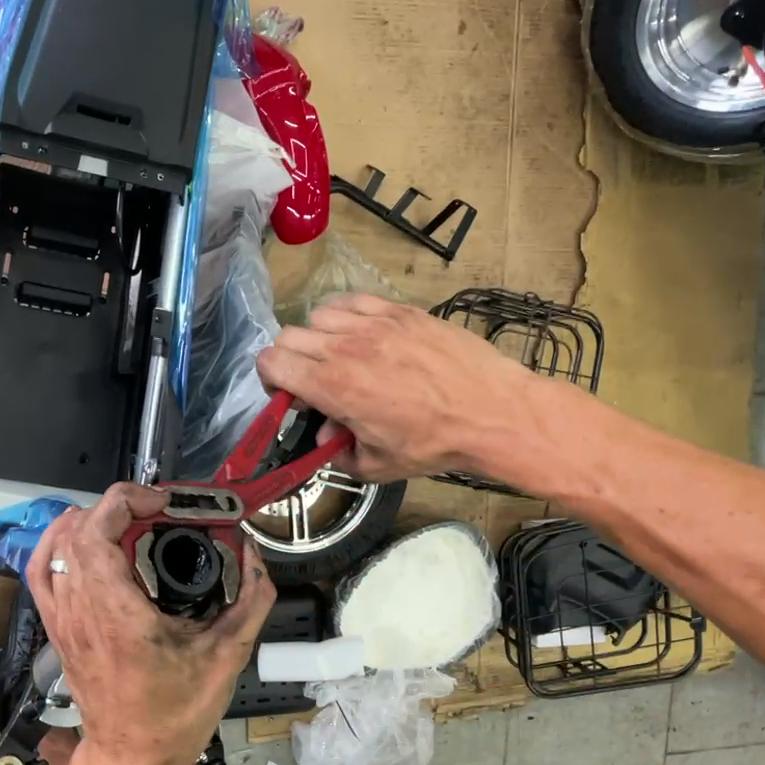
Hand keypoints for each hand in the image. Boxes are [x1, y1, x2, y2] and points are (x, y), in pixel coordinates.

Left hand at [25, 483, 274, 764]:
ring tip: (127, 521)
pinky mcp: (56, 627)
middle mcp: (80, 610)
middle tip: (157, 513)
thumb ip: (250, 600)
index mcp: (117, 613)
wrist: (133, 756)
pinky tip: (80, 537)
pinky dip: (56, 544)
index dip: (127, 501)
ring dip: (91, 521)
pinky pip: (40, 571)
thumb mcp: (226, 656)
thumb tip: (254, 557)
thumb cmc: (175, 715)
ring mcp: (61, 618)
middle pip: (78, 530)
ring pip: (56, 546)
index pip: (97, 532)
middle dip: (118, 507)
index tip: (162, 504)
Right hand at [255, 293, 545, 482]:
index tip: (290, 397)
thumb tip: (326, 434)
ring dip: (317, 337)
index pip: (270, 362)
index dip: (270, 380)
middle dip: (290, 360)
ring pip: (317, 316)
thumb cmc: (434, 443)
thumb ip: (336, 451)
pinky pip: (352, 300)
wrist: (493, 412)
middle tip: (312, 381)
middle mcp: (345, 348)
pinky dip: (345, 315)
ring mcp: (374, 324)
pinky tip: (360, 335)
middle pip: (288, 337)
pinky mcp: (400, 310)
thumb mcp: (375, 465)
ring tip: (339, 356)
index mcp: (333, 386)